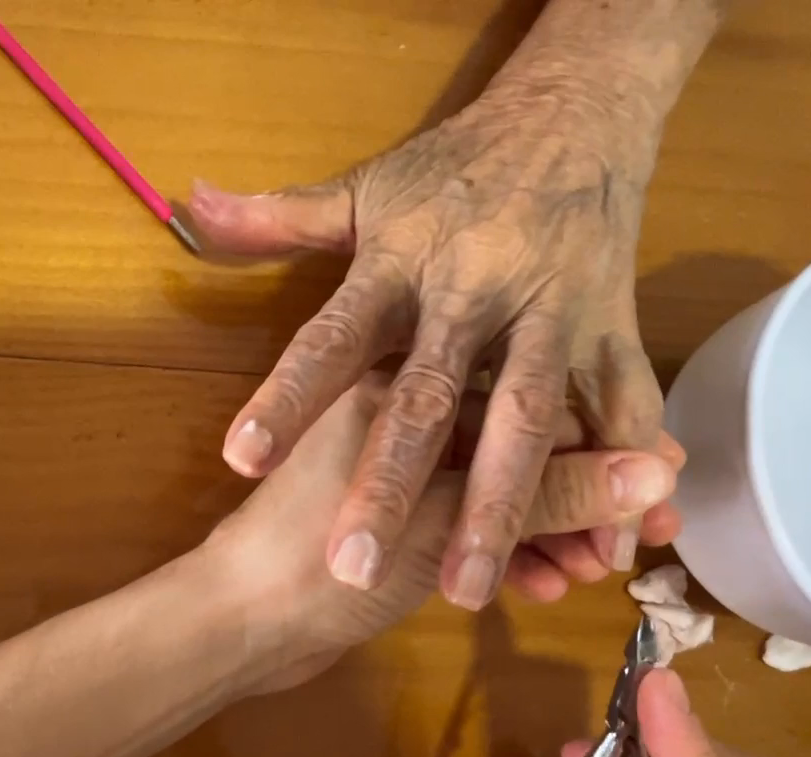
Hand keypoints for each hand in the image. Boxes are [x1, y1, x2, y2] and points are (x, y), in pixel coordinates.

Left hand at [189, 59, 670, 609]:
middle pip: (427, 402)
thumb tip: (192, 207)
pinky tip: (602, 557)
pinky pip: (618, 415)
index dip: (286, 397)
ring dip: (505, 512)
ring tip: (473, 590)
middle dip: (391, 489)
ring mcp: (548, 316)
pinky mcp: (611, 331)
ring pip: (528, 423)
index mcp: (397, 268)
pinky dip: (619, 483)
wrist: (578, 113)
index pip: (329, 339)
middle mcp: (472, 296)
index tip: (241, 461)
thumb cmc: (450, 171)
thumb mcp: (360, 191)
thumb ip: (279, 219)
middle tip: (353, 569)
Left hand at [206, 378, 679, 692]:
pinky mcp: (384, 508)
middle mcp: (400, 402)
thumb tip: (653, 472)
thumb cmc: (313, 559)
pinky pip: (459, 515)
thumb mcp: (441, 525)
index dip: (593, 446)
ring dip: (540, 528)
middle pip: (512, 437)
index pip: (521, 395)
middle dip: (572, 490)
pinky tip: (543, 582)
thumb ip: (545, 494)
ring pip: (488, 480)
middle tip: (630, 536)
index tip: (646, 491)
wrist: (230, 620)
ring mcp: (391, 460)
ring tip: (588, 574)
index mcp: (401, 380)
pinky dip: (497, 547)